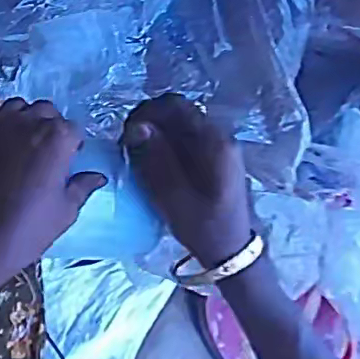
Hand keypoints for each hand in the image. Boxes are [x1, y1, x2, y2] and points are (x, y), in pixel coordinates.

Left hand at [0, 98, 105, 300]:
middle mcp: (27, 122)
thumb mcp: (65, 211)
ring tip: (21, 145)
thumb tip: (97, 176)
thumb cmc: (27, 229)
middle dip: (49, 127)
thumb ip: (82, 186)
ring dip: (23, 120)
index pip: (72, 129)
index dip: (72, 145)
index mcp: (57, 138)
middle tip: (46, 153)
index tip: (67, 161)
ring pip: (16, 108)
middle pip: (45, 111)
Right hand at [122, 94, 254, 265]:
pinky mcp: (215, 157)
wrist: (232, 251)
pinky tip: (154, 161)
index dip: (146, 113)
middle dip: (149, 121)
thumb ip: (155, 160)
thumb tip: (136, 127)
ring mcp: (219, 146)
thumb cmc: (204, 227)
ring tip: (137, 152)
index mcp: (215, 142)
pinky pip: (186, 138)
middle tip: (128, 143)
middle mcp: (220, 136)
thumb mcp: (173, 197)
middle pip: (179, 111)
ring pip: (181, 124)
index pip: (176, 107)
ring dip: (157, 131)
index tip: (126, 134)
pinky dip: (167, 143)